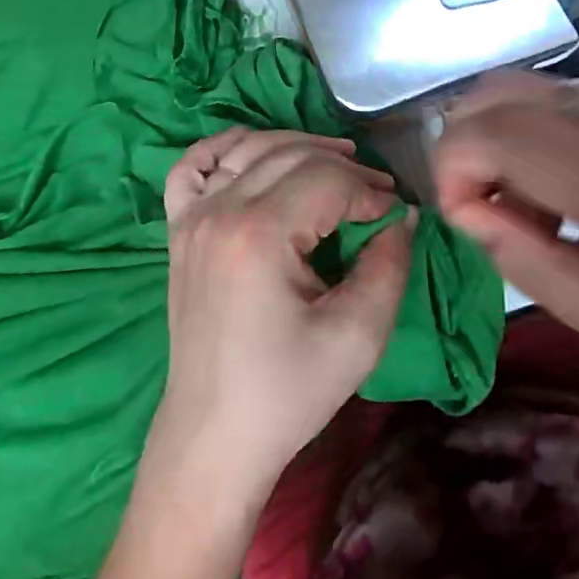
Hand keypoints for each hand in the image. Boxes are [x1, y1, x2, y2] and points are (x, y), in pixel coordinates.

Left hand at [153, 128, 413, 485]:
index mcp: (260, 234)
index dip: (369, 190)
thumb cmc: (288, 393)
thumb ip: (389, 266)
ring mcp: (191, 217)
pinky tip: (250, 148)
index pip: (327, 180)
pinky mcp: (177, 230)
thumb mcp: (358, 336)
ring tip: (336, 158)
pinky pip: (190, 166)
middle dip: (342, 166)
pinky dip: (221, 147)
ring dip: (294, 145)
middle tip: (375, 191)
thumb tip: (401, 216)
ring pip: (246, 149)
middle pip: (290, 156)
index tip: (394, 213)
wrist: (215, 432)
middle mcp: (219, 211)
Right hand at [433, 71, 578, 361]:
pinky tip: (551, 176)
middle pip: (484, 101)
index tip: (467, 220)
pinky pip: (533, 93)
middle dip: (459, 154)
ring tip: (523, 198)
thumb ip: (527, 268)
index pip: (490, 135)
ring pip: (501, 89)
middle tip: (487, 211)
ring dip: (486, 141)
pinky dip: (515, 129)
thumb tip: (465, 211)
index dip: (451, 171)